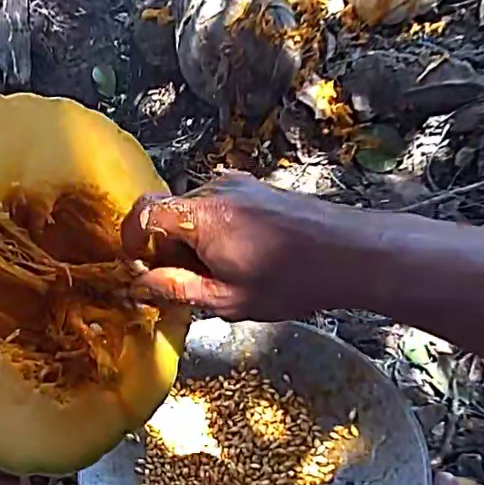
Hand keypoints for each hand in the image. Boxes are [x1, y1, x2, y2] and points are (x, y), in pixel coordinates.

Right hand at [121, 170, 358, 320]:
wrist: (352, 254)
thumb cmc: (293, 281)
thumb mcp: (227, 299)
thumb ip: (177, 288)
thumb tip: (141, 283)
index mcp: (203, 217)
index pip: (144, 212)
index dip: (132, 238)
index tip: (138, 264)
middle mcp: (216, 191)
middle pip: (168, 213)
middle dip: (166, 248)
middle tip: (186, 282)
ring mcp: (238, 185)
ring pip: (191, 212)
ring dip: (191, 241)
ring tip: (220, 273)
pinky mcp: (255, 188)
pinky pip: (215, 207)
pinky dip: (211, 232)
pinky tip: (238, 257)